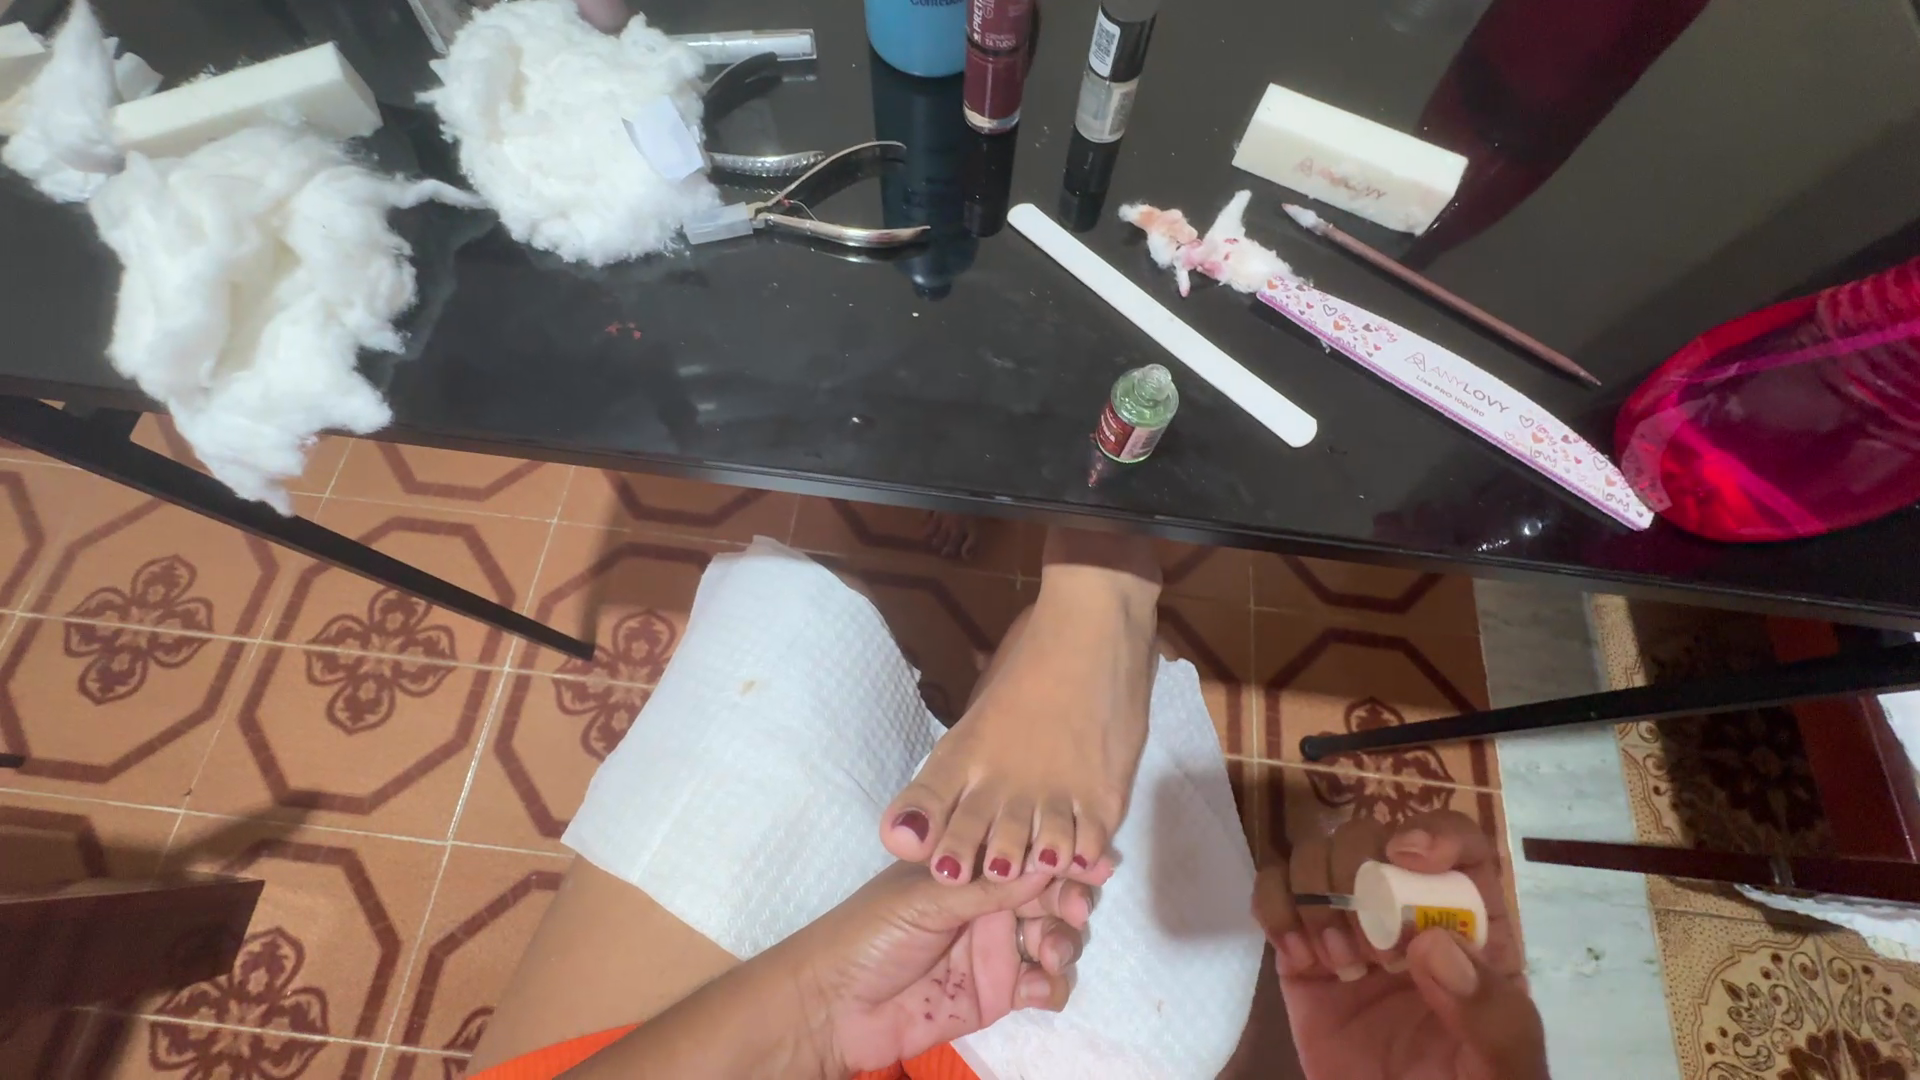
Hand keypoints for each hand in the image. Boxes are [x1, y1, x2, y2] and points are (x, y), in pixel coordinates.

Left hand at [790, 861, 1090, 1073]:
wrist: (834, 1007)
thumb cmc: (871, 931)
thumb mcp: (926, 898)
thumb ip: (985, 885)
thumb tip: (1045, 858)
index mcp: (970, 867)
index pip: (1025, 854)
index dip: (1061, 856)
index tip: (1095, 861)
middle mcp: (989, 902)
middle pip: (1049, 894)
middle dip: (1071, 900)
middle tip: (1074, 911)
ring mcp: (996, 947)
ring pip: (1054, 938)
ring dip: (1064, 942)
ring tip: (1049, 953)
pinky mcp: (998, 993)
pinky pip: (1043, 985)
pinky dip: (1052, 985)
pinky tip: (1039, 987)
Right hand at [1252, 811, 1547, 1079]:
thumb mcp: (1504, 1074)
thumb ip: (1492, 1018)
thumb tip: (1432, 943)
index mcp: (1467, 927)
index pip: (1459, 844)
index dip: (1434, 832)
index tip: (1407, 857)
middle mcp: (1401, 910)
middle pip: (1368, 836)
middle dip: (1355, 874)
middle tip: (1369, 946)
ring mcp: (1342, 923)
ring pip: (1312, 854)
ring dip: (1314, 896)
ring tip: (1333, 960)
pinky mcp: (1295, 943)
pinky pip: (1271, 890)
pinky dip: (1274, 909)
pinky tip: (1296, 957)